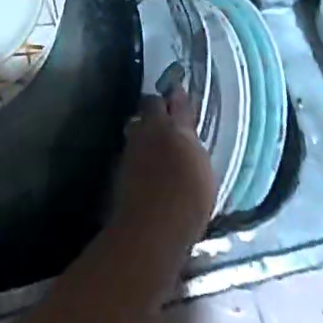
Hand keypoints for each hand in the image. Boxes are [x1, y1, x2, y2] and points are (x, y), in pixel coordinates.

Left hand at [110, 90, 214, 250]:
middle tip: (163, 112)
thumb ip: (194, 152)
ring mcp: (132, 148)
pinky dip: (135, 152)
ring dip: (142, 128)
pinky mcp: (117, 168)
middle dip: (156, 105)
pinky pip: (129, 150)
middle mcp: (153, 130)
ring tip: (150, 139)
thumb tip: (188, 144)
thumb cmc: (188, 203)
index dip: (179, 96)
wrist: (150, 229)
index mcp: (179, 128)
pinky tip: (141, 164)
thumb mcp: (204, 174)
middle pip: (151, 104)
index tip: (179, 93)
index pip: (179, 100)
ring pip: (136, 125)